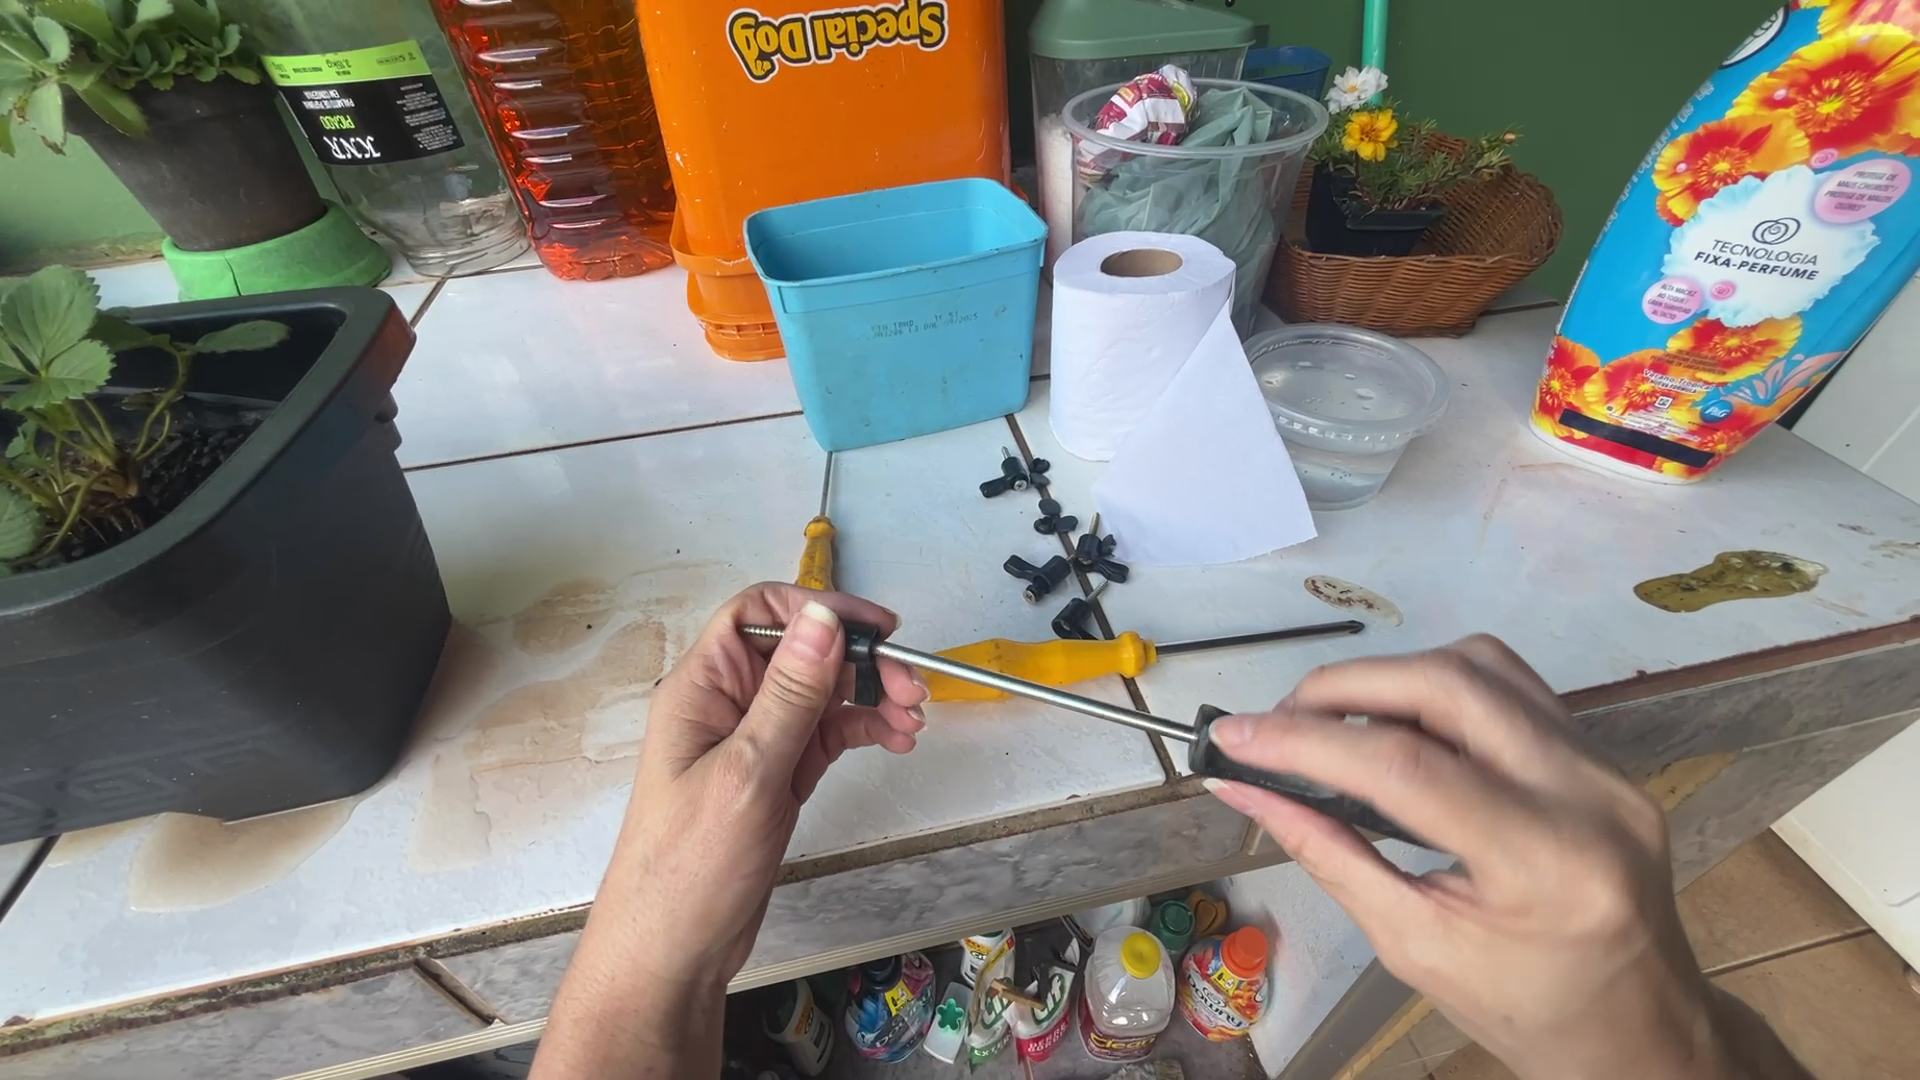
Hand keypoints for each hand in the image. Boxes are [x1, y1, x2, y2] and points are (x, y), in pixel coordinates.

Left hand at [534, 585, 927, 1079]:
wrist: (675, 955)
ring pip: (824, 691)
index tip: (874, 628)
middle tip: (912, 686)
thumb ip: (791, 691)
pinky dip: (864, 728)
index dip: (818, 608)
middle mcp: (732, 700)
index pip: (761, 613)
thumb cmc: (693, 864)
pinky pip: (829, 731)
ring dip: (872, 696)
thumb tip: (825, 615)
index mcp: (705, 684)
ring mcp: (758, 736)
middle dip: (861, 660)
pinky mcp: (780, 769)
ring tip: (913, 718)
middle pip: (804, 651)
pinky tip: (895, 738)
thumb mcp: (750, 770)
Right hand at [1203, 636, 1763, 1079]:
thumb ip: (1321, 849)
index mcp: (1546, 866)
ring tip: (1332, 721)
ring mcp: (1601, 764)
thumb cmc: (1523, 1010)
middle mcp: (1588, 795)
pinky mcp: (1593, 751)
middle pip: (1443, 684)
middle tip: (1278, 721)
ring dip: (1383, 677)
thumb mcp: (1407, 943)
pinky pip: (1500, 678)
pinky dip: (1426, 681)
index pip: (1403, 767)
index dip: (1304, 741)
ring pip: (1473, 663)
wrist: (1648, 1033)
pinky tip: (1395, 719)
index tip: (1233, 737)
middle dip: (1339, 687)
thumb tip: (1240, 786)